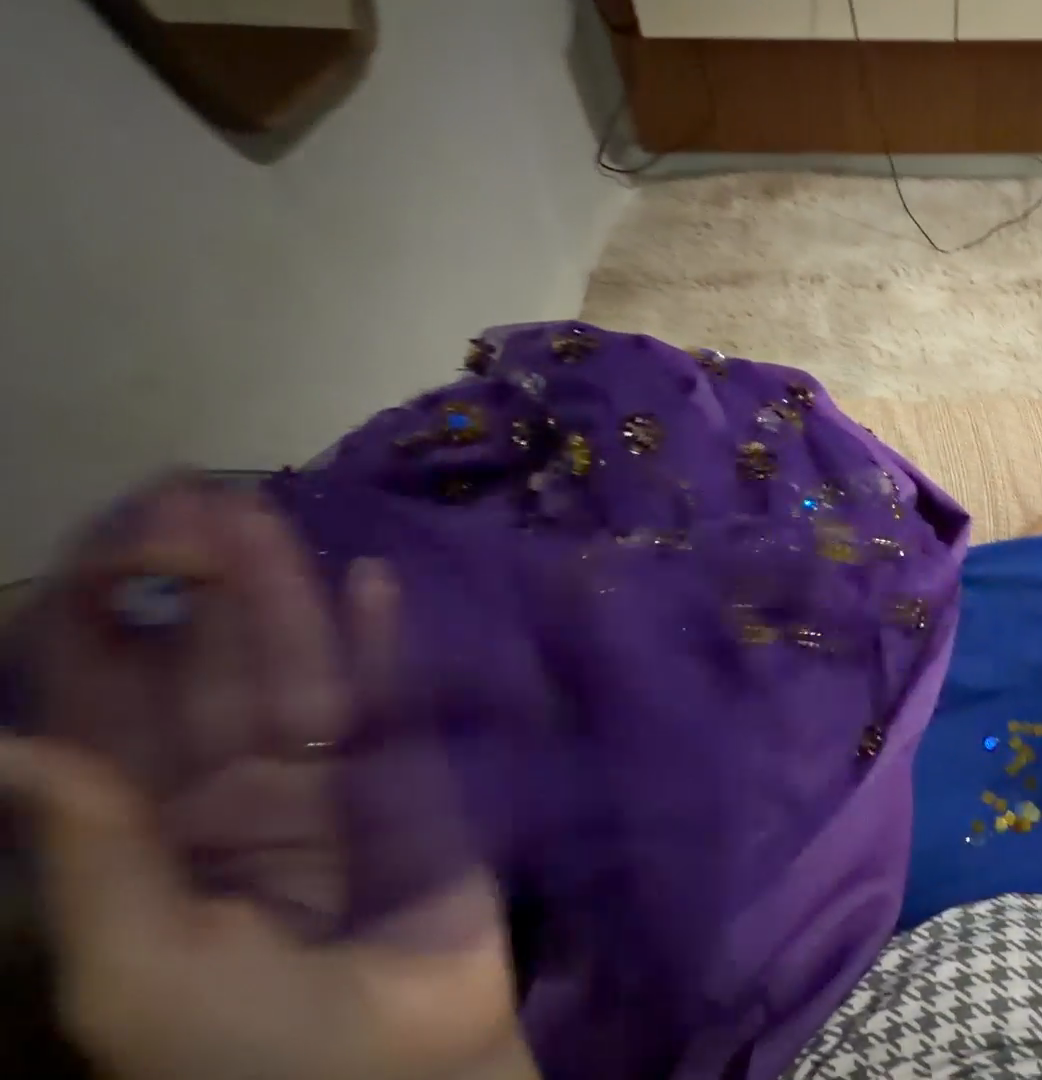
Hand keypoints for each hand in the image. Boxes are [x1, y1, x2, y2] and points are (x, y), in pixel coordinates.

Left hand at [3, 480, 525, 1079]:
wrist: (406, 1068)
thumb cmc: (255, 1047)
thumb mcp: (144, 971)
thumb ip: (95, 856)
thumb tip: (14, 745)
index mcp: (151, 837)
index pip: (111, 711)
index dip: (103, 629)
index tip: (106, 544)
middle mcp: (236, 791)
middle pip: (210, 670)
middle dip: (197, 587)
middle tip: (193, 495)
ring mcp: (335, 779)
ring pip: (302, 669)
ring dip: (285, 595)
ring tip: (265, 516)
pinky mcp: (418, 776)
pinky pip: (399, 698)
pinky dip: (388, 643)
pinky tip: (371, 583)